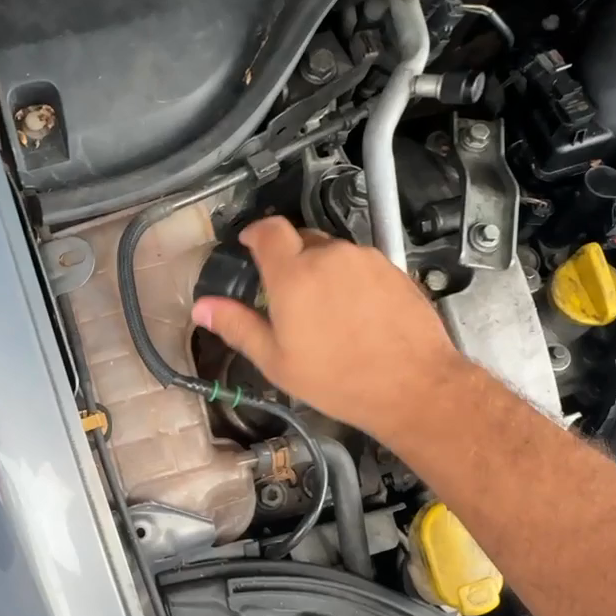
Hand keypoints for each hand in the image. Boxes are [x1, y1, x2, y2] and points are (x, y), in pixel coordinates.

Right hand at [191, 217, 464, 439]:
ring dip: (319, 272)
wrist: (412, 385)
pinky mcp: (391, 269)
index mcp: (293, 275)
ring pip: (331, 253)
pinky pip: (358, 265)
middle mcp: (329, 256)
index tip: (248, 244)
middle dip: (287, 261)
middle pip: (299, 240)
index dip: (254, 233)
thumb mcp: (275, 361)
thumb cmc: (339, 379)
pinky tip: (350, 315)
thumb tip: (203, 308)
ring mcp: (365, 259)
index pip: (267, 230)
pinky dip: (347, 281)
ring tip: (321, 313)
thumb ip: (237, 326)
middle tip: (283, 296)